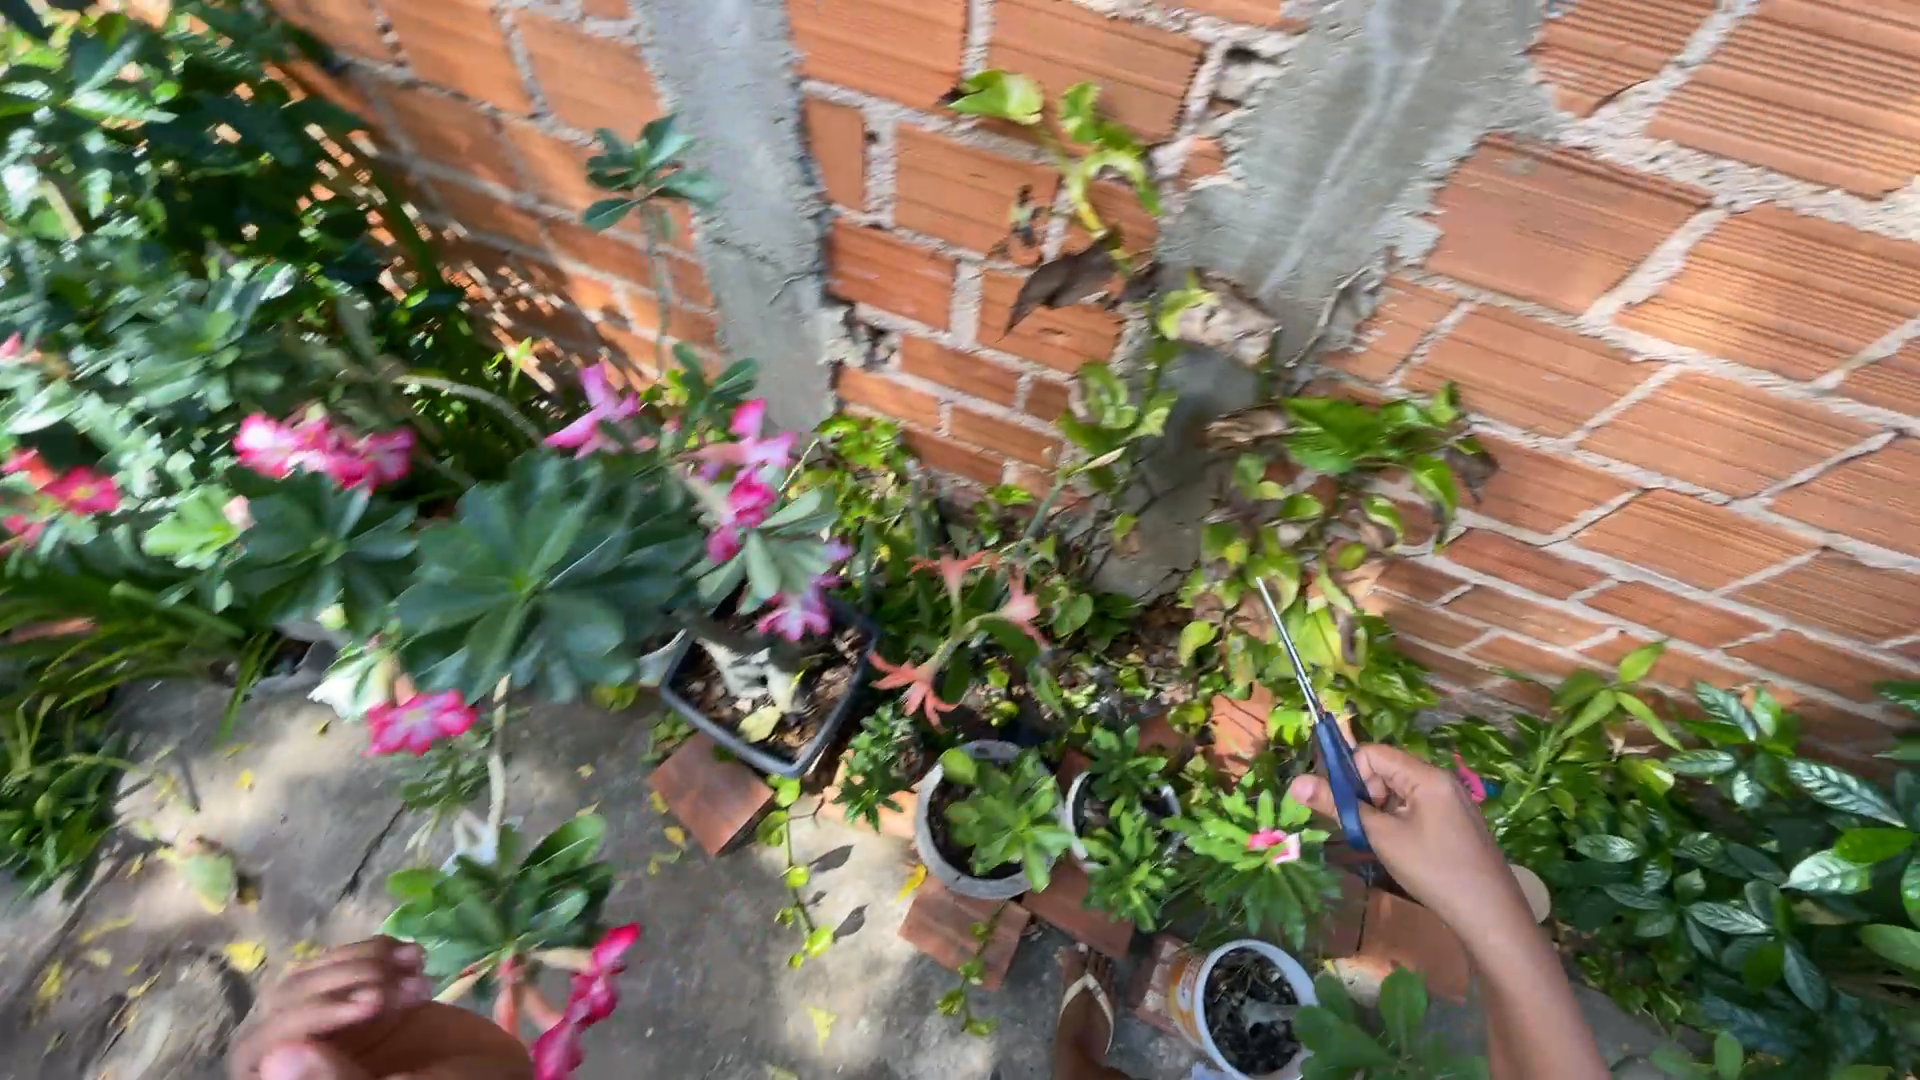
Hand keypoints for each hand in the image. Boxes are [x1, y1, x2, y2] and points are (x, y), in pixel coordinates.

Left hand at [229, 937, 531, 1079]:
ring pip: (314, 978)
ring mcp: (334, 1032)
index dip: (312, 1016)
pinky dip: (381, 949)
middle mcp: (301, 1062)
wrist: (502, 1073)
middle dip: (349, 982)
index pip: (263, 1049)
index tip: (376, 1000)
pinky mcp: (369, 1004)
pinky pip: (351, 964)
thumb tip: (276, 1058)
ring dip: (367, 962)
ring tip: (419, 965)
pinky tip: (418, 956)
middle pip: (284, 1006)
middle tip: (406, 982)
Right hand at [1289, 744, 1532, 950]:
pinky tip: (1404, 849)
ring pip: (1397, 790)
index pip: (1371, 753)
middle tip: (1367, 828)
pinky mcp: (1457, 821)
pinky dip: (1398, 820)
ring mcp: (1452, 801)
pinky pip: (1415, 805)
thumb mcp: (1379, 836)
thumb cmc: (1434, 871)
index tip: (1352, 810)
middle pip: (1384, 770)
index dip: (1352, 776)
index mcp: (1426, 776)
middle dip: (1365, 795)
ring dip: (1380, 810)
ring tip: (1384, 842)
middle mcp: (1441, 780)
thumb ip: (1337, 806)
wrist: (1493, 919)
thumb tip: (1295, 782)